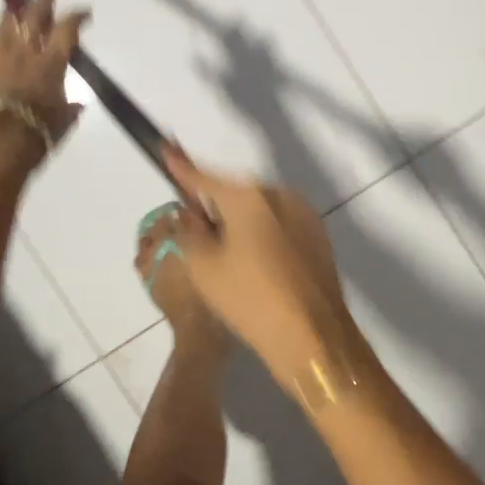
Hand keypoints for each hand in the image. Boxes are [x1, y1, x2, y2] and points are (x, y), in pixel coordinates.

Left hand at [0, 0, 88, 168]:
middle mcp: (21, 58)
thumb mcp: (60, 127)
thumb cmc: (33, 140)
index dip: (76, 18)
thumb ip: (69, 112)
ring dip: (8, 17)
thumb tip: (78, 104)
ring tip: (11, 4)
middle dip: (42, 2)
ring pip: (1, 33)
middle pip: (33, 22)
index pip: (66, 32)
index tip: (84, 10)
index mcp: (49, 67)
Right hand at [162, 149, 360, 385]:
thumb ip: (190, 232)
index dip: (181, 166)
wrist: (314, 337)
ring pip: (259, 211)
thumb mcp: (203, 268)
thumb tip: (192, 214)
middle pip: (235, 192)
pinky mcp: (318, 238)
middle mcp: (280, 194)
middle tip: (195, 229)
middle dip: (214, 205)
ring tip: (224, 256)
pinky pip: (279, 227)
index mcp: (249, 196)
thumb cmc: (251, 299)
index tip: (166, 147)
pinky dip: (261, 237)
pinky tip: (253, 266)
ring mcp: (304, 215)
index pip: (205, 176)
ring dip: (239, 223)